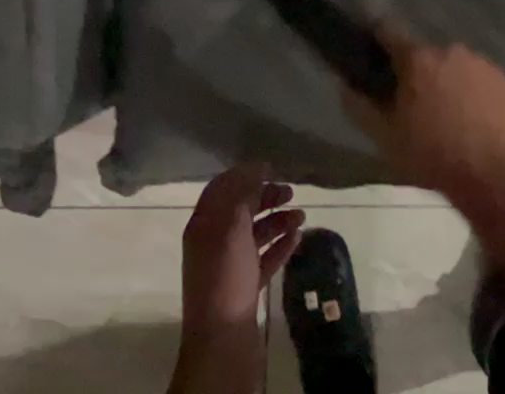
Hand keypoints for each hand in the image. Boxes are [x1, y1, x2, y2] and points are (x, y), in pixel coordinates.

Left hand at [169, 165, 304, 393]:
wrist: (222, 339)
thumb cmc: (225, 277)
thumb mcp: (231, 227)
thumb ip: (243, 195)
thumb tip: (257, 167)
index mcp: (203, 224)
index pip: (221, 188)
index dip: (244, 174)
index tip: (271, 166)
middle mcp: (213, 241)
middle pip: (240, 209)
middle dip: (265, 196)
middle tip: (291, 191)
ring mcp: (230, 265)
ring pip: (255, 234)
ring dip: (277, 220)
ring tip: (301, 215)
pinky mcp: (245, 285)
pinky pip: (264, 258)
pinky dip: (280, 245)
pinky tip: (297, 238)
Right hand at [343, 25, 504, 200]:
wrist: (494, 175)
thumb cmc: (433, 155)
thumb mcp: (386, 137)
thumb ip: (360, 107)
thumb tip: (346, 86)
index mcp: (417, 58)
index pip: (387, 30)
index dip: (375, 39)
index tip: (370, 53)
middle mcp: (449, 50)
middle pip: (423, 53)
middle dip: (415, 71)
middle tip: (412, 103)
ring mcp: (480, 62)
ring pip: (452, 65)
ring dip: (444, 80)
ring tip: (446, 115)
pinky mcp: (503, 79)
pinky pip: (476, 77)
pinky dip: (469, 90)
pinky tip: (471, 118)